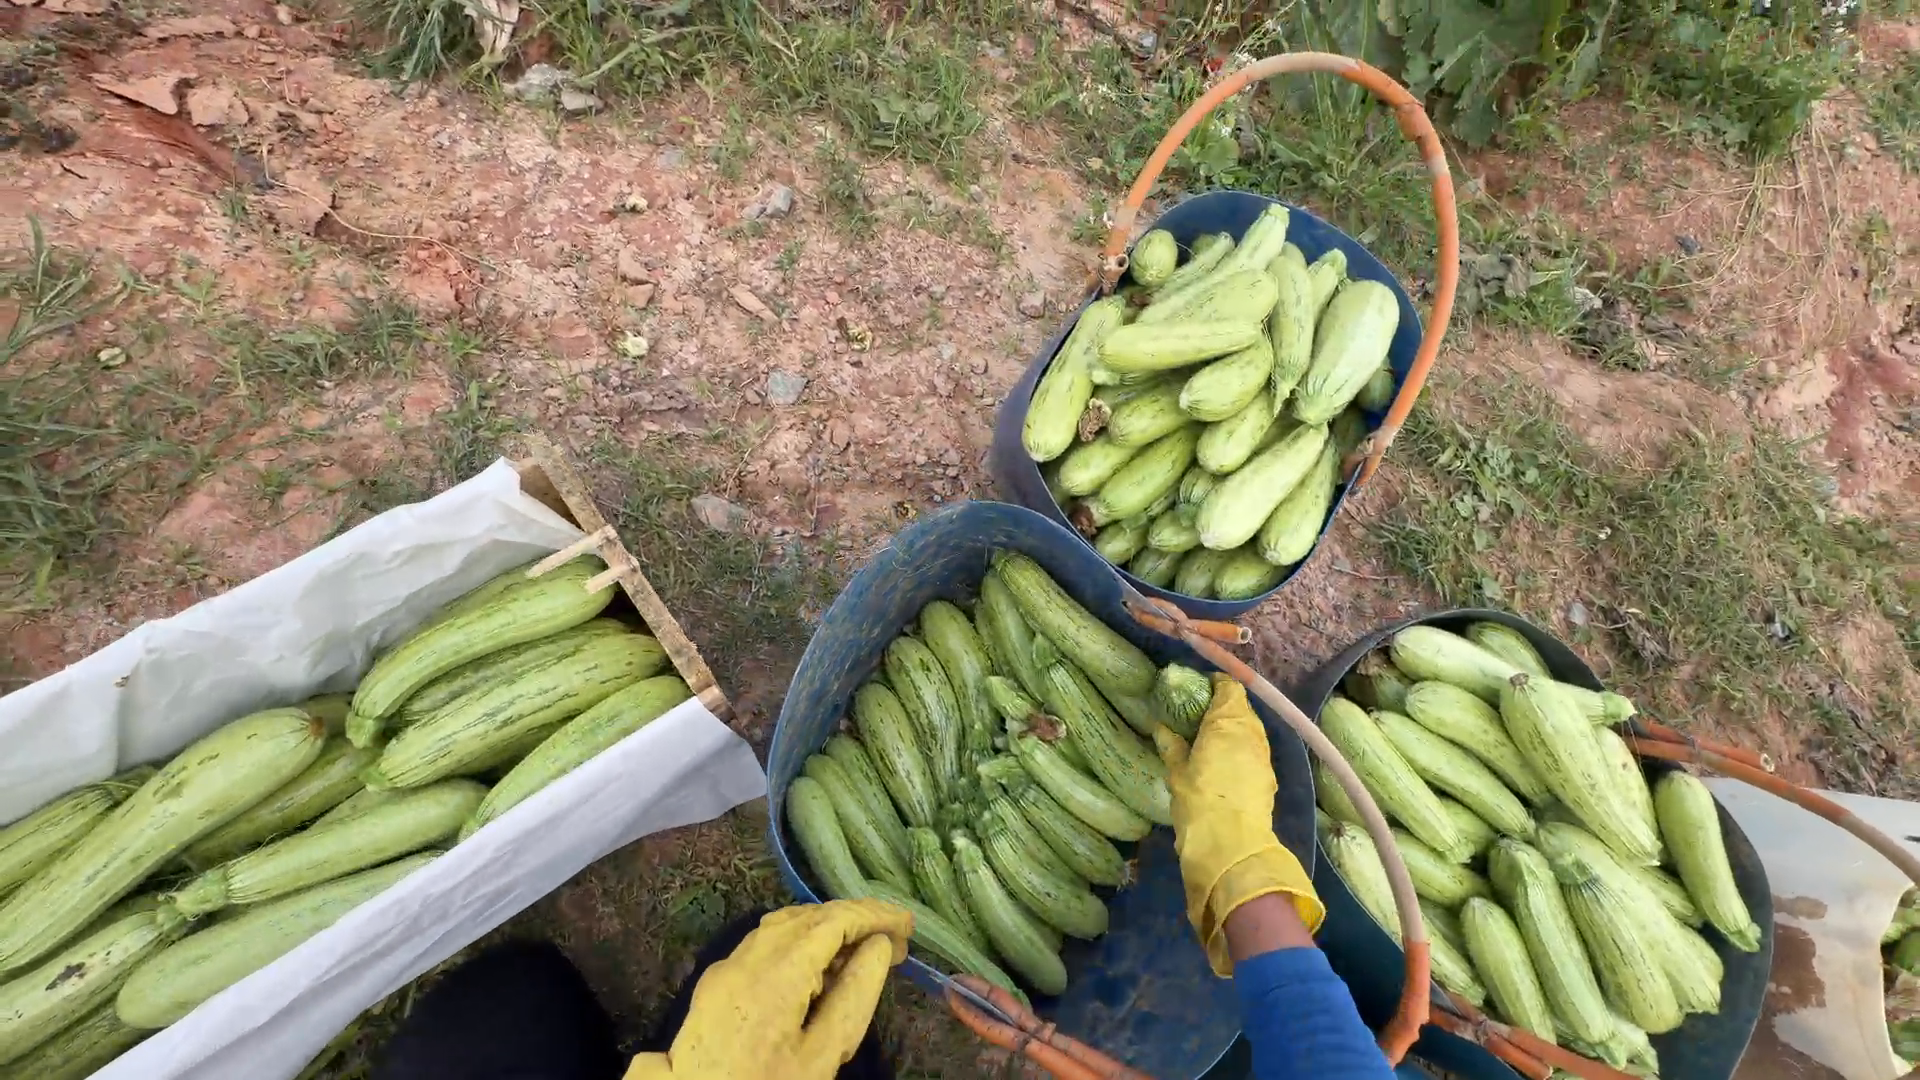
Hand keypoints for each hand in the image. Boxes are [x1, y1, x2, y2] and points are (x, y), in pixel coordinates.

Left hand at [623, 899, 911, 1079]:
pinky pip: (765, 942)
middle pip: (810, 915)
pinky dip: (800, 939)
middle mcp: (750, 955)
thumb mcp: (821, 1056)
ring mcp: (727, 965)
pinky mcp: (716, 981)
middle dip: (855, 919)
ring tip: (861, 948)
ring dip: (827, 926)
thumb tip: (879, 945)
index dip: (875, 915)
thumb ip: (853, 996)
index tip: (908, 926)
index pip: (835, 919)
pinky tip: (817, 964)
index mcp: (779, 971)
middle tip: (894, 941)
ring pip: (785, 923)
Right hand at [1154, 674, 1323, 975]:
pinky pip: (1253, 748)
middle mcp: (1251, 731)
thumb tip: (1162, 726)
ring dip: (1231, 727)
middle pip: (1240, 706)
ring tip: (1206, 736)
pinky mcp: (1267, 775)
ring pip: (1249, 728)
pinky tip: (1221, 760)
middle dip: (1220, 705)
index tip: (1194, 689)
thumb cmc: (1199, 800)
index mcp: (1228, 721)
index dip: (1212, 684)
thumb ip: (1171, 743)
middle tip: (1195, 714)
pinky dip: (1239, 746)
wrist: (1232, 846)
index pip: (1228, 687)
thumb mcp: (1176, 770)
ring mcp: (1263, 754)